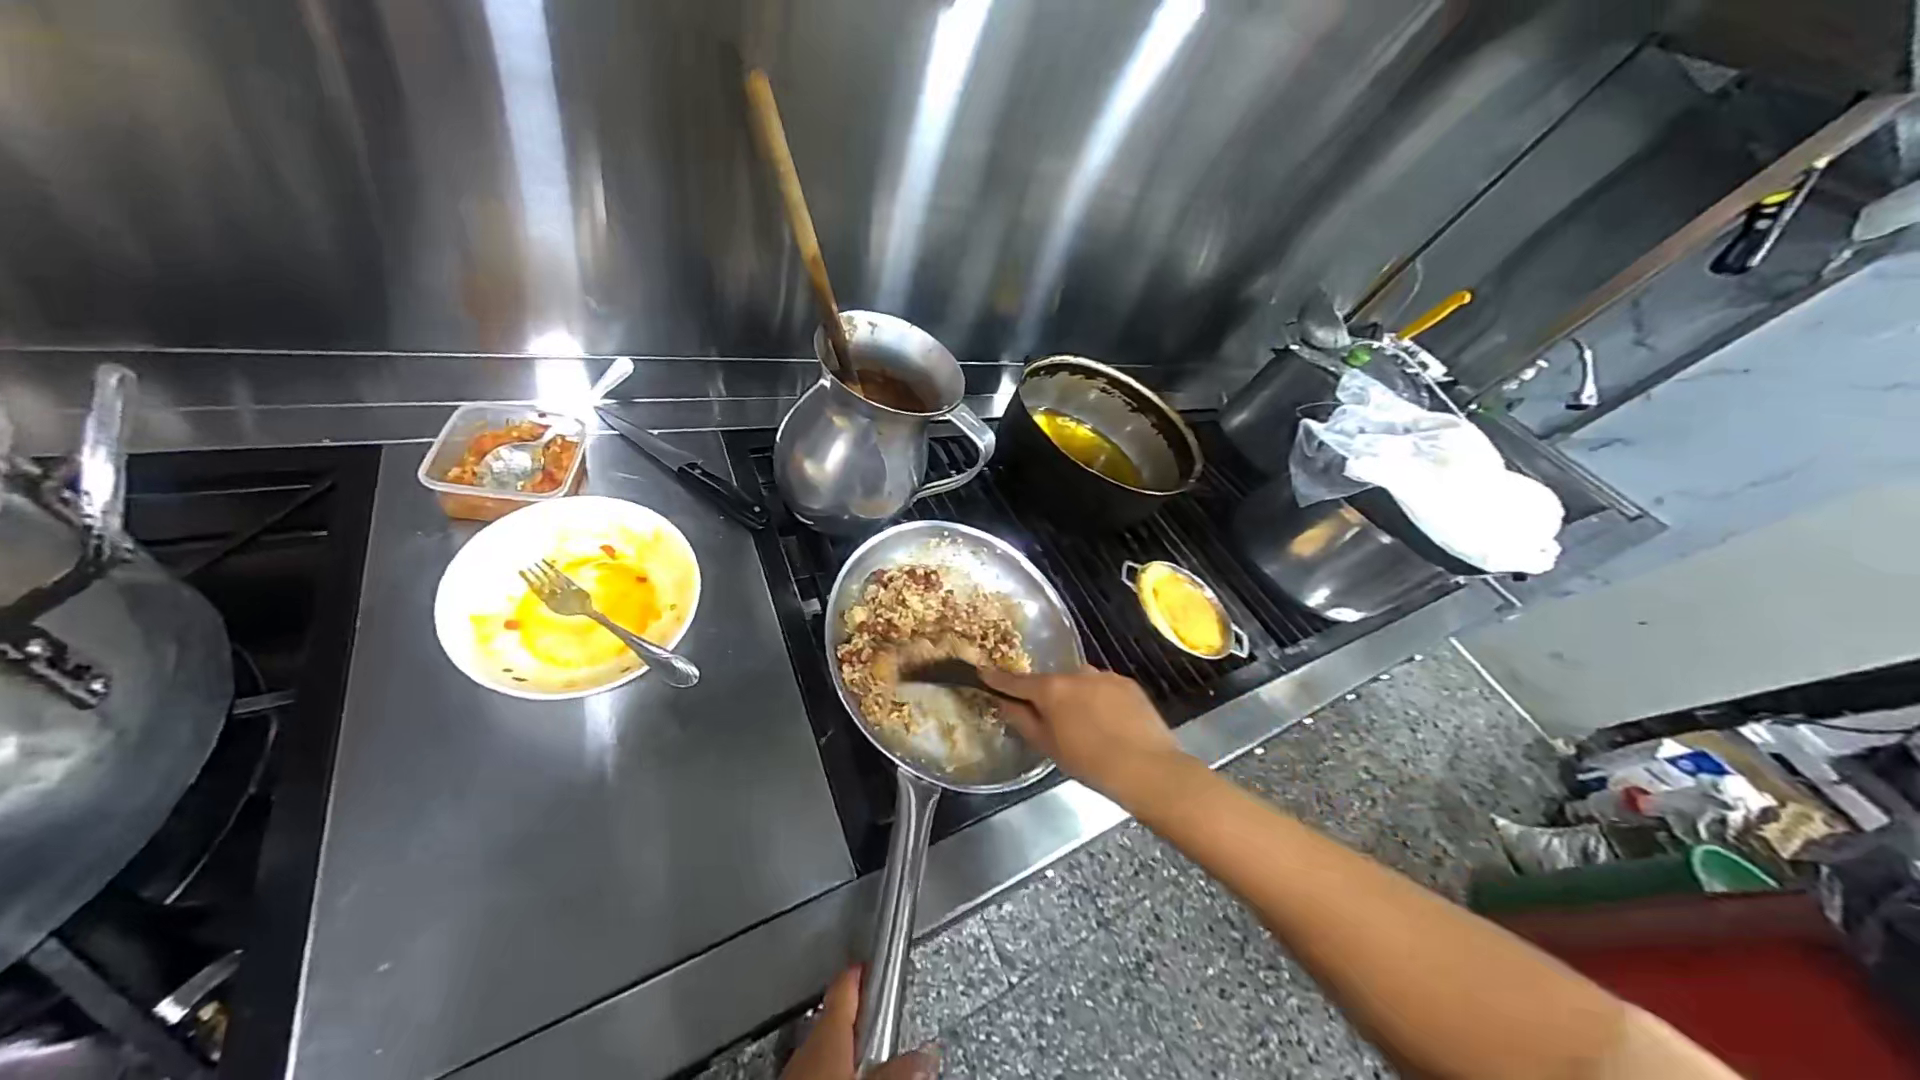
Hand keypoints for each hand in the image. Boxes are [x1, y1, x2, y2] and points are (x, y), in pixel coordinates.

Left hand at [779, 967, 938, 1079]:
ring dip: (843, 1045)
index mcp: (827, 1034)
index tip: (870, 964)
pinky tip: (842, 1075)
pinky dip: (830, 1067)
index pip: (845, 986)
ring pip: (822, 1046)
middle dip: (856, 1014)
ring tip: (864, 1053)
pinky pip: (813, 1069)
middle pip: (835, 1017)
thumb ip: (897, 1069)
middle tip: (877, 1011)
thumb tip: (927, 1054)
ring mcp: (793, 1071)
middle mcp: (806, 1047)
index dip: (860, 973)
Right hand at [979, 667, 1188, 802]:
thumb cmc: (1090, 762)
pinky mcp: (1127, 683)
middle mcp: (1076, 674)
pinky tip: (1108, 723)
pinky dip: (1099, 700)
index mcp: (1051, 689)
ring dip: (1075, 697)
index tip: (983, 672)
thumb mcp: (1048, 746)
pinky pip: (1103, 687)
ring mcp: (1104, 676)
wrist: (1148, 768)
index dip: (998, 679)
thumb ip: (1022, 720)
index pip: (1017, 681)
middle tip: (1051, 720)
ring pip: (1079, 683)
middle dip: (1047, 695)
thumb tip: (1003, 703)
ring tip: (1085, 725)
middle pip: (1052, 682)